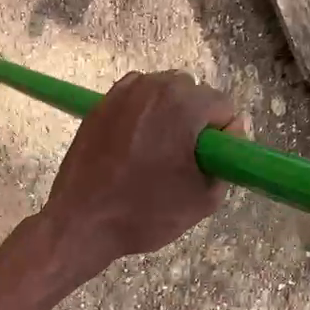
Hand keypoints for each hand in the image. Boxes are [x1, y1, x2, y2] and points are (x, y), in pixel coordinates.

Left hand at [40, 71, 238, 263]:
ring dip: (168, 117)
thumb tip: (228, 141)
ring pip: (162, 94)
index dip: (224, 135)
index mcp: (184, 104)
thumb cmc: (142, 214)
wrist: (80, 222)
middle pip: (192, 94)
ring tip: (156, 156)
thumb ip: (228, 166)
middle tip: (183, 160)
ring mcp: (122, 94)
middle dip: (195, 122)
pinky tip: (134, 147)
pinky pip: (134, 101)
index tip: (211, 161)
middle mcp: (153, 87)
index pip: (223, 107)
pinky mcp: (100, 106)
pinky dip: (141, 117)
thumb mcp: (202, 200)